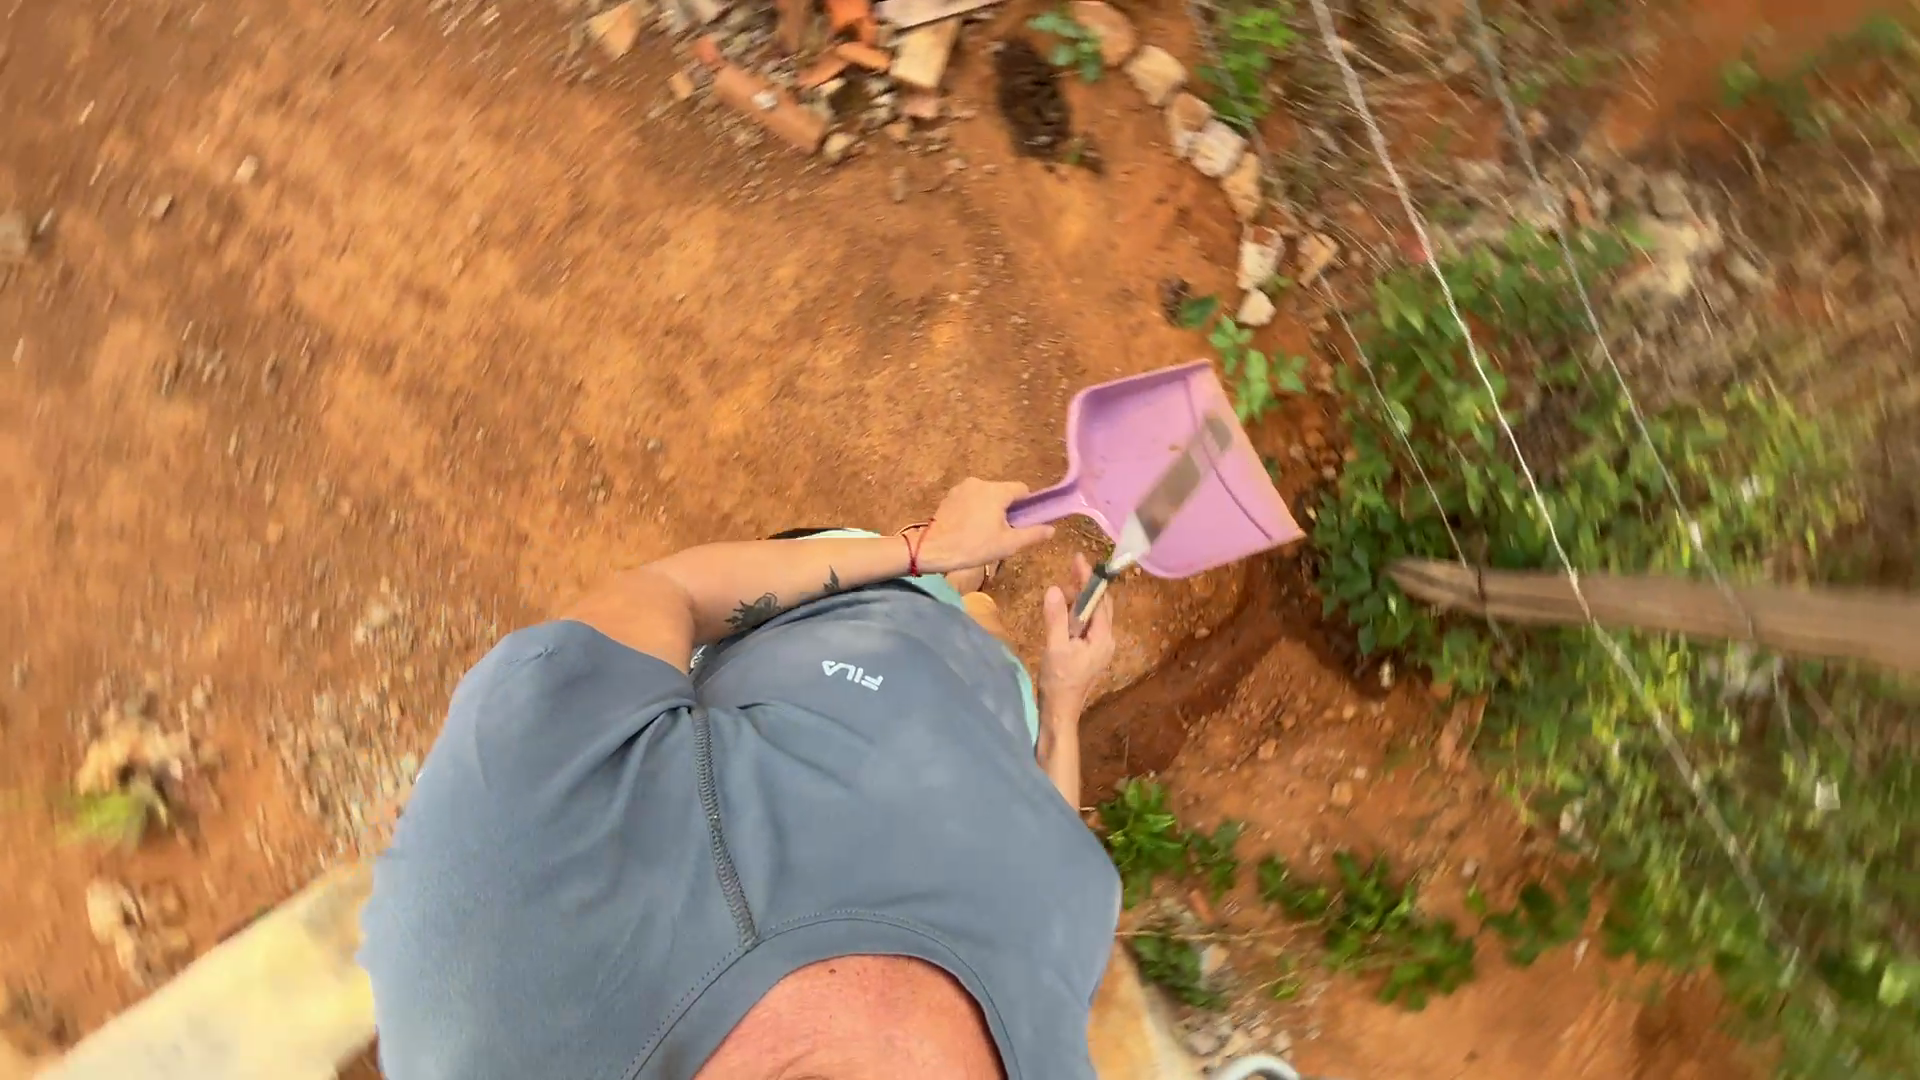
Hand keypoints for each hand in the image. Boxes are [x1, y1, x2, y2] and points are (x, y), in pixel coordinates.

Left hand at [917, 478, 1054, 573]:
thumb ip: (1032, 534)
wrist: (932, 549)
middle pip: (1003, 492)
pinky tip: (969, 529)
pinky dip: (974, 510)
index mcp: (996, 491)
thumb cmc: (973, 546)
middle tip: (1003, 533)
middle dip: (1007, 509)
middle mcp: (980, 482)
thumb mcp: (1008, 544)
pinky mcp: (949, 496)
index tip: (1023, 523)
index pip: (1022, 489)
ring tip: (984, 533)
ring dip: (990, 510)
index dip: (1027, 505)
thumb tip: (1051, 529)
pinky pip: (971, 499)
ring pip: (986, 496)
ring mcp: (962, 488)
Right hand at [1039, 553, 1115, 717]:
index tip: (1079, 559)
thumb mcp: (1055, 647)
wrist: (1060, 711)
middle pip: (1100, 605)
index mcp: (1102, 637)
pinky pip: (1086, 625)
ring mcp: (1099, 646)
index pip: (1099, 600)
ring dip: (1081, 598)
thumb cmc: (1059, 681)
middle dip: (1087, 585)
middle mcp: (1106, 639)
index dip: (1090, 579)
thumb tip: (1055, 589)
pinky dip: (1077, 612)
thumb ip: (1056, 618)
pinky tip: (1064, 607)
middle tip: (1071, 566)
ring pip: (1092, 614)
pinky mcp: (1090, 651)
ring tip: (1066, 583)